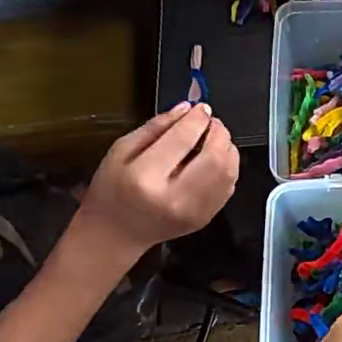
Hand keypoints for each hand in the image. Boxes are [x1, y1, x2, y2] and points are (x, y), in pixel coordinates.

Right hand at [76, 102, 236, 253]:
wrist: (116, 233)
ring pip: (228, 172)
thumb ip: (156, 127)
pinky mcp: (206, 218)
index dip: (197, 118)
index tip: (201, 108)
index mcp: (146, 178)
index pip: (183, 139)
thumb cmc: (112, 189)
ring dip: (227, 148)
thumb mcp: (121, 150)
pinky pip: (229, 186)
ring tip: (213, 139)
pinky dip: (227, 166)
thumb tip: (187, 108)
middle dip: (219, 132)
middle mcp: (175, 198)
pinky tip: (214, 159)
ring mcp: (195, 212)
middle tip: (211, 122)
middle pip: (215, 157)